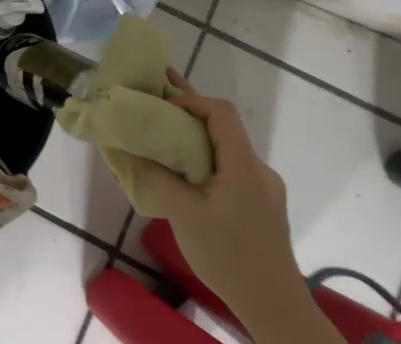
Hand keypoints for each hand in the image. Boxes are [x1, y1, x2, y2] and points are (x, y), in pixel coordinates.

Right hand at [126, 69, 303, 318]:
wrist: (274, 305)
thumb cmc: (227, 254)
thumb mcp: (182, 212)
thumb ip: (155, 174)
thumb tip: (127, 147)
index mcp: (243, 166)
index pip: (221, 112)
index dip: (190, 100)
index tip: (160, 109)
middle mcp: (258, 170)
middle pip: (222, 127)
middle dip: (186, 110)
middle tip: (153, 96)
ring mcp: (263, 188)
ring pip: (225, 149)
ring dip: (193, 138)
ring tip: (159, 137)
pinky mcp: (261, 205)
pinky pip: (229, 169)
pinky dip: (204, 160)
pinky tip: (182, 175)